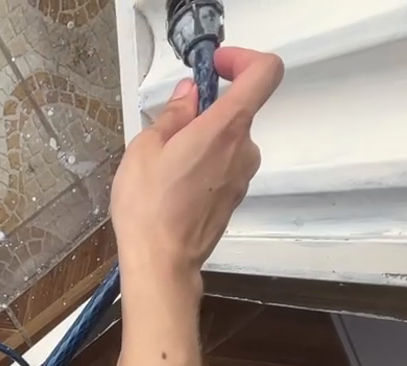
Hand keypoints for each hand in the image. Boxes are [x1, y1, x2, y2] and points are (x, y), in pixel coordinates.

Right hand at [110, 47, 283, 284]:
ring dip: (199, 149)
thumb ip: (171, 116)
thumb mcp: (143, 151)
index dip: (242, 60)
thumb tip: (186, 99)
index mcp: (225, 127)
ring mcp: (241, 178)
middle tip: (167, 138)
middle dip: (203, 118)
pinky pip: (220, 173)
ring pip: (225, 147)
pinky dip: (200, 173)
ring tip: (164, 173)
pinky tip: (171, 193)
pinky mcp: (232, 201)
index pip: (263, 72)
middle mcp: (243, 149)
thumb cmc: (149, 210)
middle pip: (235, 115)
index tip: (216, 68)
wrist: (161, 263)